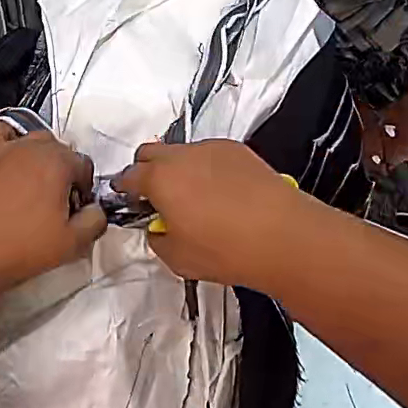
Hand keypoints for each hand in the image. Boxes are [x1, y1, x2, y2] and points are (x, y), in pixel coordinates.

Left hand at [0, 123, 105, 298]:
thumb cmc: (18, 246)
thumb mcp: (71, 243)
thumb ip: (95, 222)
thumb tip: (96, 212)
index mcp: (59, 161)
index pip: (85, 166)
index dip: (85, 190)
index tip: (76, 212)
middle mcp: (33, 147)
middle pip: (61, 150)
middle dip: (65, 173)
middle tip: (57, 206)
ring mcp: (5, 150)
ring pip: (33, 141)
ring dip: (40, 158)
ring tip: (34, 188)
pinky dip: (7, 141)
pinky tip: (7, 163)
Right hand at [113, 140, 316, 289]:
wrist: (282, 235)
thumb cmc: (227, 249)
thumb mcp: (177, 258)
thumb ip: (158, 239)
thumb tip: (159, 229)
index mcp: (160, 178)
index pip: (129, 175)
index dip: (125, 189)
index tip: (130, 200)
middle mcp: (182, 155)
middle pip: (150, 152)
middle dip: (147, 170)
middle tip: (157, 197)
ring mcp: (211, 148)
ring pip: (182, 152)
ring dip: (179, 169)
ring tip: (197, 199)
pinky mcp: (237, 150)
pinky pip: (210, 154)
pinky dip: (207, 168)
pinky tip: (223, 194)